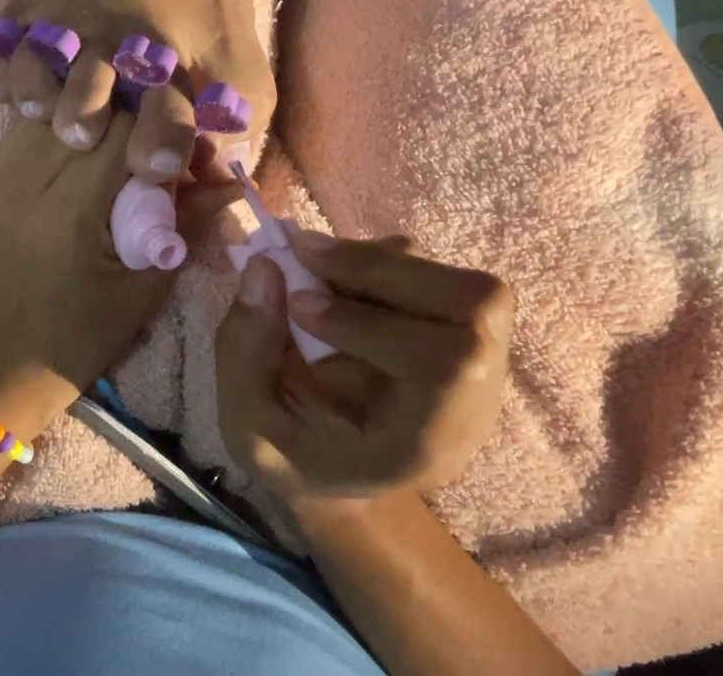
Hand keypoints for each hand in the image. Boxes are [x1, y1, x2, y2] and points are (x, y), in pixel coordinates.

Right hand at [0, 0, 277, 185]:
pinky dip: (5, 77)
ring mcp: (73, 18)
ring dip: (52, 115)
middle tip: (106, 152)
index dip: (192, 182)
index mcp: (211, 38)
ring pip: (50, 109)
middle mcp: (142, 41)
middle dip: (117, 161)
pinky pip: (2, 65)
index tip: (180, 196)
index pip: (207, 149)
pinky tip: (11, 66)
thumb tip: (211, 132)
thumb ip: (224, 60)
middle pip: (122, 143)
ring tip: (54, 101)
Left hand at [0, 114, 183, 411]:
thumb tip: (233, 177)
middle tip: (146, 141)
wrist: (15, 352)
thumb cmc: (90, 329)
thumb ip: (187, 222)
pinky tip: (77, 146)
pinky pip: (24, 132)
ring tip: (111, 141)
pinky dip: (54, 129)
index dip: (156, 131)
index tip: (172, 150)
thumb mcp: (149, 283)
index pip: (124, 132)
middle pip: (87, 113)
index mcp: (71, 214)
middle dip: (125, 119)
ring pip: (51, 111)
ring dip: (87, 117)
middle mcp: (27, 186)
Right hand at [215, 232, 513, 501]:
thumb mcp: (245, 420)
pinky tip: (334, 278)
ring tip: (313, 265)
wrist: (336, 472)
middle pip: (474, 307)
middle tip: (302, 250)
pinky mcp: (461, 334)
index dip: (371, 322)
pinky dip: (381, 262)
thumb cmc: (290, 454)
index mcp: (424, 439)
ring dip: (378, 260)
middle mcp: (472, 400)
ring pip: (459, 283)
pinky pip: (440, 277)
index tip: (296, 306)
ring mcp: (478, 365)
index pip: (445, 364)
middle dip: (380, 267)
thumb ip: (243, 349)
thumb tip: (263, 265)